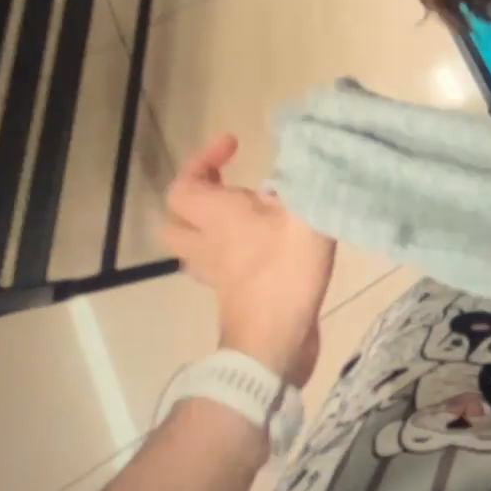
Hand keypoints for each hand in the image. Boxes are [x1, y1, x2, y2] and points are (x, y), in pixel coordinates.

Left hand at [162, 134, 335, 386]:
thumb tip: (313, 147)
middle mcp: (208, 244)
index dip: (203, 159)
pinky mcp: (234, 296)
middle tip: (228, 182)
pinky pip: (218, 265)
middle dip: (196, 195)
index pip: (185, 184)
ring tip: (245, 212)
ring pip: (194, 245)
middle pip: (176, 219)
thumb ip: (311, 179)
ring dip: (209, 225)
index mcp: (218, 218)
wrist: (274, 348)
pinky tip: (264, 245)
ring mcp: (218, 275)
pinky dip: (231, 250)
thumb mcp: (306, 216)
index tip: (234, 143)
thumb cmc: (285, 274)